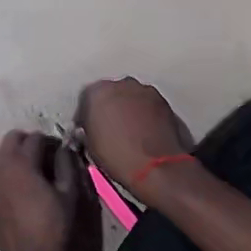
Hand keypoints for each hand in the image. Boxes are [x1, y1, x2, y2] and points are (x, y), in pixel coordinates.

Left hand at [0, 131, 98, 250]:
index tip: (62, 150)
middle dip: (29, 141)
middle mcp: (0, 169)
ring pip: (0, 156)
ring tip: (35, 170)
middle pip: (10, 139)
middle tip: (47, 156)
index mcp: (20, 164)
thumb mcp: (69, 193)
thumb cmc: (54, 226)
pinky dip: (8, 171)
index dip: (50, 140)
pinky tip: (23, 187)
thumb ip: (67, 164)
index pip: (34, 137)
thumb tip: (65, 148)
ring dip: (16, 155)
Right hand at [76, 78, 192, 196]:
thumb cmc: (119, 157)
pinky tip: (145, 133)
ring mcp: (146, 91)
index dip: (86, 115)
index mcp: (98, 92)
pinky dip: (146, 115)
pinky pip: (149, 105)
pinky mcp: (164, 102)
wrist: (156, 166)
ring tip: (129, 132)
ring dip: (129, 109)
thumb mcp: (90, 146)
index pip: (86, 98)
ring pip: (132, 97)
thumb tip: (92, 129)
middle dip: (110, 108)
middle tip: (109, 129)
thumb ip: (88, 128)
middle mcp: (122, 84)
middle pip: (112, 93)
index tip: (88, 128)